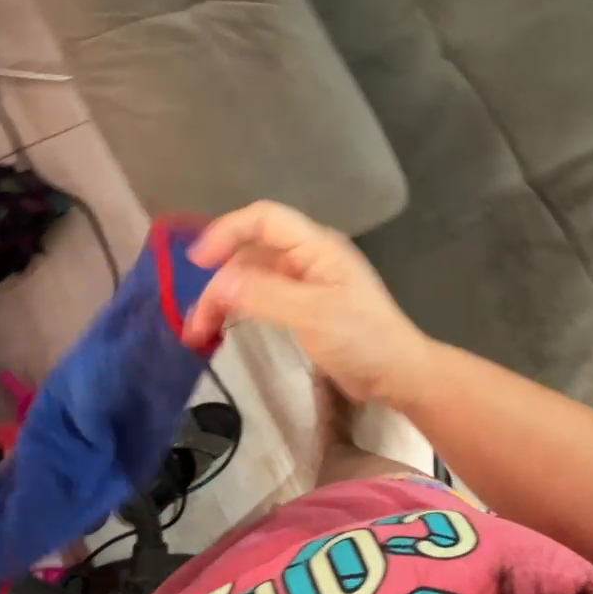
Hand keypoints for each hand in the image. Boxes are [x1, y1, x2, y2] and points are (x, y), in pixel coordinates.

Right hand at [185, 201, 433, 404]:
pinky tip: (223, 329)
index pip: (264, 219)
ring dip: (224, 298)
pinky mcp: (305, 307)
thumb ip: (265, 294)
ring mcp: (307, 282)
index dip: (227, 231)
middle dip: (219, 280)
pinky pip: (263, 297)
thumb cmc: (363, 339)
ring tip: (198, 332)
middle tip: (194, 321)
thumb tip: (218, 282)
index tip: (197, 262)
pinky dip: (240, 309)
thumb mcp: (312, 315)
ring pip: (253, 277)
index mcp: (317, 247)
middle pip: (252, 252)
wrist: (398, 373)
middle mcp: (309, 257)